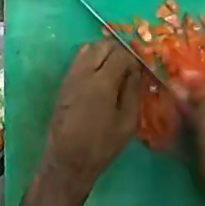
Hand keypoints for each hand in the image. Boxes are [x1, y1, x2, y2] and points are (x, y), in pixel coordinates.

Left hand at [43, 41, 142, 187]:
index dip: (134, 56)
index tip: (141, 66)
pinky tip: (100, 74)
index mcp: (102, 82)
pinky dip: (91, 57)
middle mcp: (83, 73)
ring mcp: (70, 77)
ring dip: (103, 51)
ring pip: (88, 48)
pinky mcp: (63, 84)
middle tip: (129, 64)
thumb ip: (132, 90)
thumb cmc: (102, 145)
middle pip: (102, 45)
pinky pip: (78, 59)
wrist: (67, 161)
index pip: (121, 53)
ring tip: (115, 66)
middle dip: (119, 49)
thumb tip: (136, 69)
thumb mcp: (127, 121)